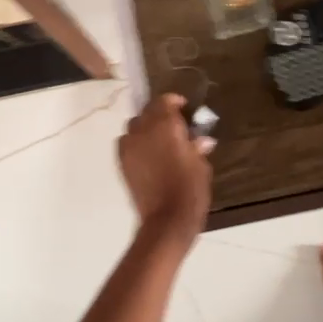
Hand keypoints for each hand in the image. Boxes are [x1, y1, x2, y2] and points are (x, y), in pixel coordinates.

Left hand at [117, 94, 211, 239]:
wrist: (166, 220)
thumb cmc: (190, 190)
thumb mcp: (201, 165)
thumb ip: (196, 147)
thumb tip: (199, 140)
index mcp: (166, 125)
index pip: (164, 101)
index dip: (174, 102)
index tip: (184, 109)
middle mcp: (144, 130)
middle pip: (147, 111)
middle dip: (159, 113)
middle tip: (173, 124)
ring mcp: (129, 145)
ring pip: (134, 124)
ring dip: (146, 126)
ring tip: (159, 138)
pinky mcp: (122, 161)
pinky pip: (126, 142)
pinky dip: (135, 141)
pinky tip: (147, 153)